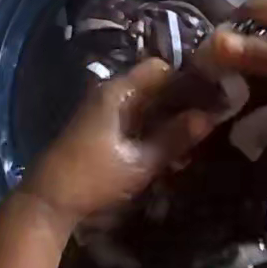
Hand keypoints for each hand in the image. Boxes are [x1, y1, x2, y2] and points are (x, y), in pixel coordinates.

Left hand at [17, 59, 218, 228]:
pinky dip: (154, 124)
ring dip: (169, 113)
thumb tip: (209, 116)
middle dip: (182, 97)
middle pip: (153, 84)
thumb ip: (174, 138)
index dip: (187, 76)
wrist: (50, 198)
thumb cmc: (94, 177)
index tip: (215, 92)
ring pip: (145, 101)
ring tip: (203, 129)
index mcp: (117, 92)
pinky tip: (175, 142)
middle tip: (215, 114)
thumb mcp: (140, 163)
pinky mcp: (102, 125)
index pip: (159, 69)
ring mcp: (104, 108)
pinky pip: (134, 115)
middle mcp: (109, 92)